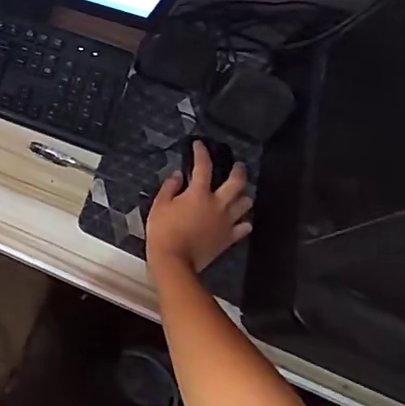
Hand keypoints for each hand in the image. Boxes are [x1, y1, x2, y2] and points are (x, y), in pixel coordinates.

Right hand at [146, 140, 252, 275]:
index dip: (201, 152)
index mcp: (199, 193)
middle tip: (238, 165)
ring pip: (245, 203)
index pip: (203, 166)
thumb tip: (177, 175)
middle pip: (237, 182)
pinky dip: (244, 221)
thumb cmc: (163, 230)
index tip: (200, 145)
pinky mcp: (230, 238)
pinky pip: (244, 227)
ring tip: (239, 193)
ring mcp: (227, 221)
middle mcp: (218, 204)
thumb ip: (169, 187)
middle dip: (238, 170)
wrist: (175, 260)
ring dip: (243, 195)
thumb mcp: (159, 205)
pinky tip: (239, 219)